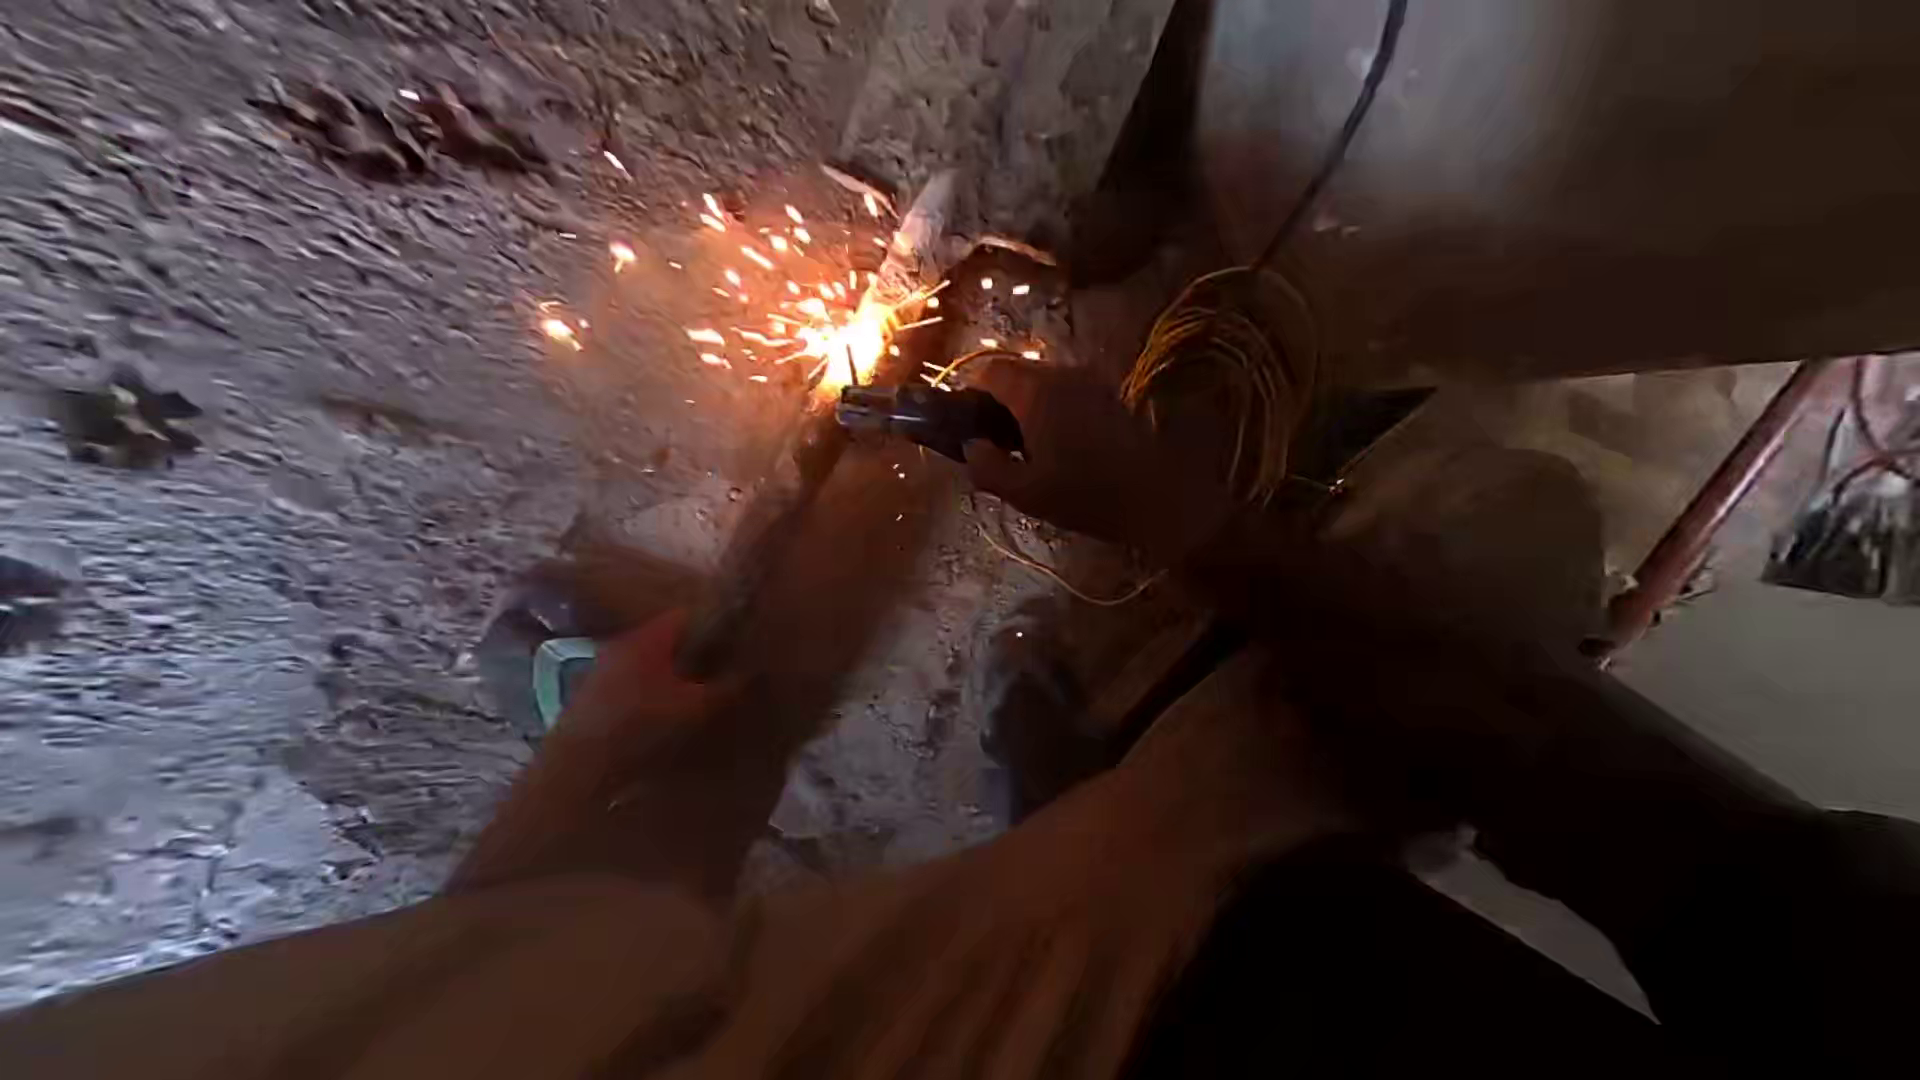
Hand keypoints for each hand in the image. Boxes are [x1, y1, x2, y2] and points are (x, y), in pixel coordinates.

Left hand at [549, 609, 730, 762]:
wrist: (579, 767)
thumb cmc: (642, 725)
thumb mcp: (696, 707)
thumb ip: (726, 687)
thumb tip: (752, 672)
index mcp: (649, 638)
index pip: (685, 615)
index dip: (712, 623)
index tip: (733, 638)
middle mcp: (622, 644)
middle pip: (665, 637)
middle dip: (693, 648)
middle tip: (720, 664)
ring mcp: (602, 669)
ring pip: (647, 660)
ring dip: (670, 670)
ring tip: (696, 688)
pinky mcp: (591, 696)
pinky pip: (631, 680)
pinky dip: (650, 687)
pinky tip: (664, 709)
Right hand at [963, 359, 1234, 561]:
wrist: (1156, 498)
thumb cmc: (1085, 496)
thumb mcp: (1025, 492)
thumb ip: (986, 466)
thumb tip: (970, 445)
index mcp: (1035, 393)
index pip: (989, 371)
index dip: (970, 392)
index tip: (967, 423)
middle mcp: (1062, 375)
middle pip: (1015, 371)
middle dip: (997, 398)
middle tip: (994, 438)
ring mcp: (1089, 381)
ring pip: (1042, 380)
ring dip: (1025, 402)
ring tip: (1025, 443)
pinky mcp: (1108, 394)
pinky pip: (1066, 389)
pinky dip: (1050, 406)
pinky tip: (1057, 442)